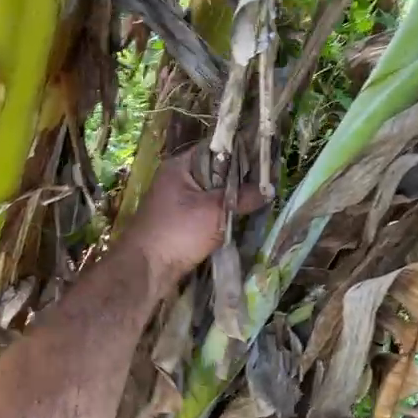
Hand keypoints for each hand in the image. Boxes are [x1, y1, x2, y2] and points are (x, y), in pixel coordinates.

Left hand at [120, 150, 269, 283]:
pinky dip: (224, 212)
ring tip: (263, 195)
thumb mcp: (214, 212)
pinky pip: (208, 209)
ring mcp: (179, 200)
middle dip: (241, 177)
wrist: (146, 269)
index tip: (267, 158)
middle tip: (270, 180)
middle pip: (217, 170)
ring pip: (214, 192)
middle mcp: (178, 177)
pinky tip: (243, 215)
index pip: (216, 148)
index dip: (242, 151)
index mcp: (181, 165)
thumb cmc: (177, 232)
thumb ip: (242, 197)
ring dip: (233, 197)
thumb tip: (271, 188)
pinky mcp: (182, 220)